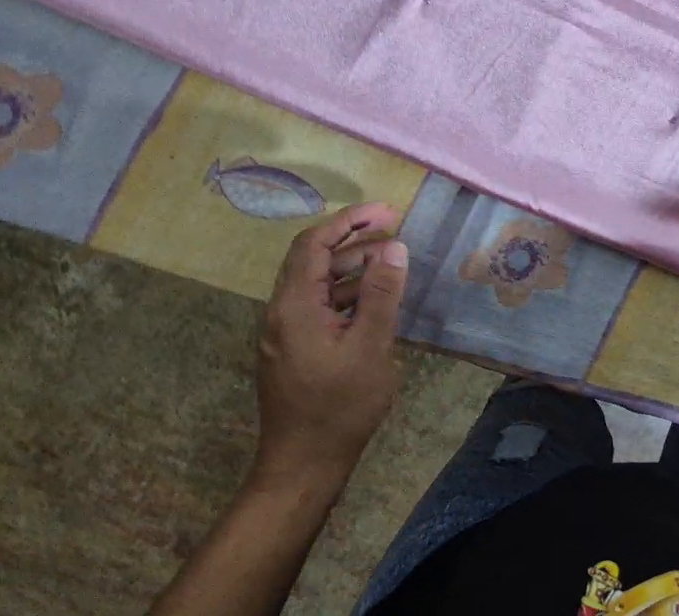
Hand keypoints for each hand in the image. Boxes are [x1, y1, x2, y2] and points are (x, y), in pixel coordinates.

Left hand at [252, 203, 408, 493]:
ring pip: (318, 284)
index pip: (314, 244)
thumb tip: (394, 248)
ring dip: (354, 267)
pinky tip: (376, 301)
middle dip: (354, 240)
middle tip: (396, 233)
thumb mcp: (371, 345)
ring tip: (393, 264)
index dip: (349, 221)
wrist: (303, 465)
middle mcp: (281, 313)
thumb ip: (382, 294)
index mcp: (294, 307)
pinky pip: (319, 306)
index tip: (388, 213)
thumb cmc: (340, 405)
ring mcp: (286, 334)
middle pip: (313, 260)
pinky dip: (348, 294)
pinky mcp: (295, 351)